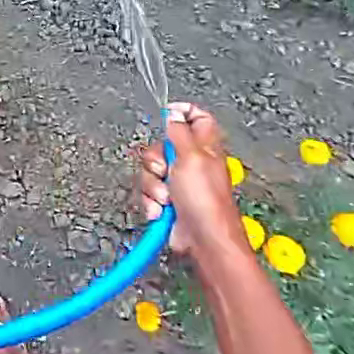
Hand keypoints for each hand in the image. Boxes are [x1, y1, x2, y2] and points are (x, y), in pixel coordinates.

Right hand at [137, 102, 249, 259]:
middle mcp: (191, 162)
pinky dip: (151, 203)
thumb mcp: (191, 157)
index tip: (165, 115)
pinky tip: (162, 211)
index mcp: (204, 146)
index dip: (180, 112)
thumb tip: (173, 114)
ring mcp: (178, 182)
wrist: (203, 240)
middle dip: (155, 160)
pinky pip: (147, 192)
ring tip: (168, 198)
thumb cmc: (206, 201)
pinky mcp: (166, 201)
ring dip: (153, 187)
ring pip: (149, 171)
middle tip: (166, 171)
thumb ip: (179, 132)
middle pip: (161, 145)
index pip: (195, 117)